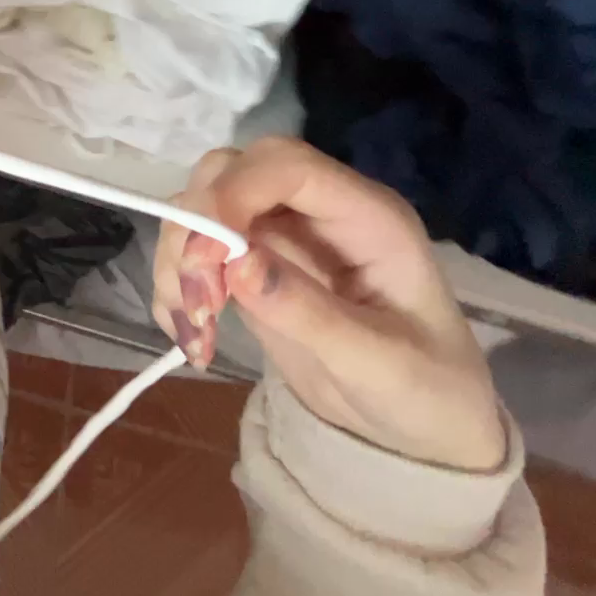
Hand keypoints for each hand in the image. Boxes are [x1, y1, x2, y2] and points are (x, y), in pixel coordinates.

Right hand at [152, 137, 506, 471]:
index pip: (285, 166)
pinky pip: (185, 250)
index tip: (206, 260)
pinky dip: (171, 288)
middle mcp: (311, 210)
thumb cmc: (424, 393)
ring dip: (176, 265)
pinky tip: (190, 336)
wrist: (413, 429)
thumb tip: (235, 265)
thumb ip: (311, 315)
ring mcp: (272, 232)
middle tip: (198, 300)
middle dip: (194, 230)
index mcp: (364, 216)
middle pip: (226, 174)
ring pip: (193, 209)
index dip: (233, 194)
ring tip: (196, 332)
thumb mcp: (382, 367)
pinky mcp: (239, 261)